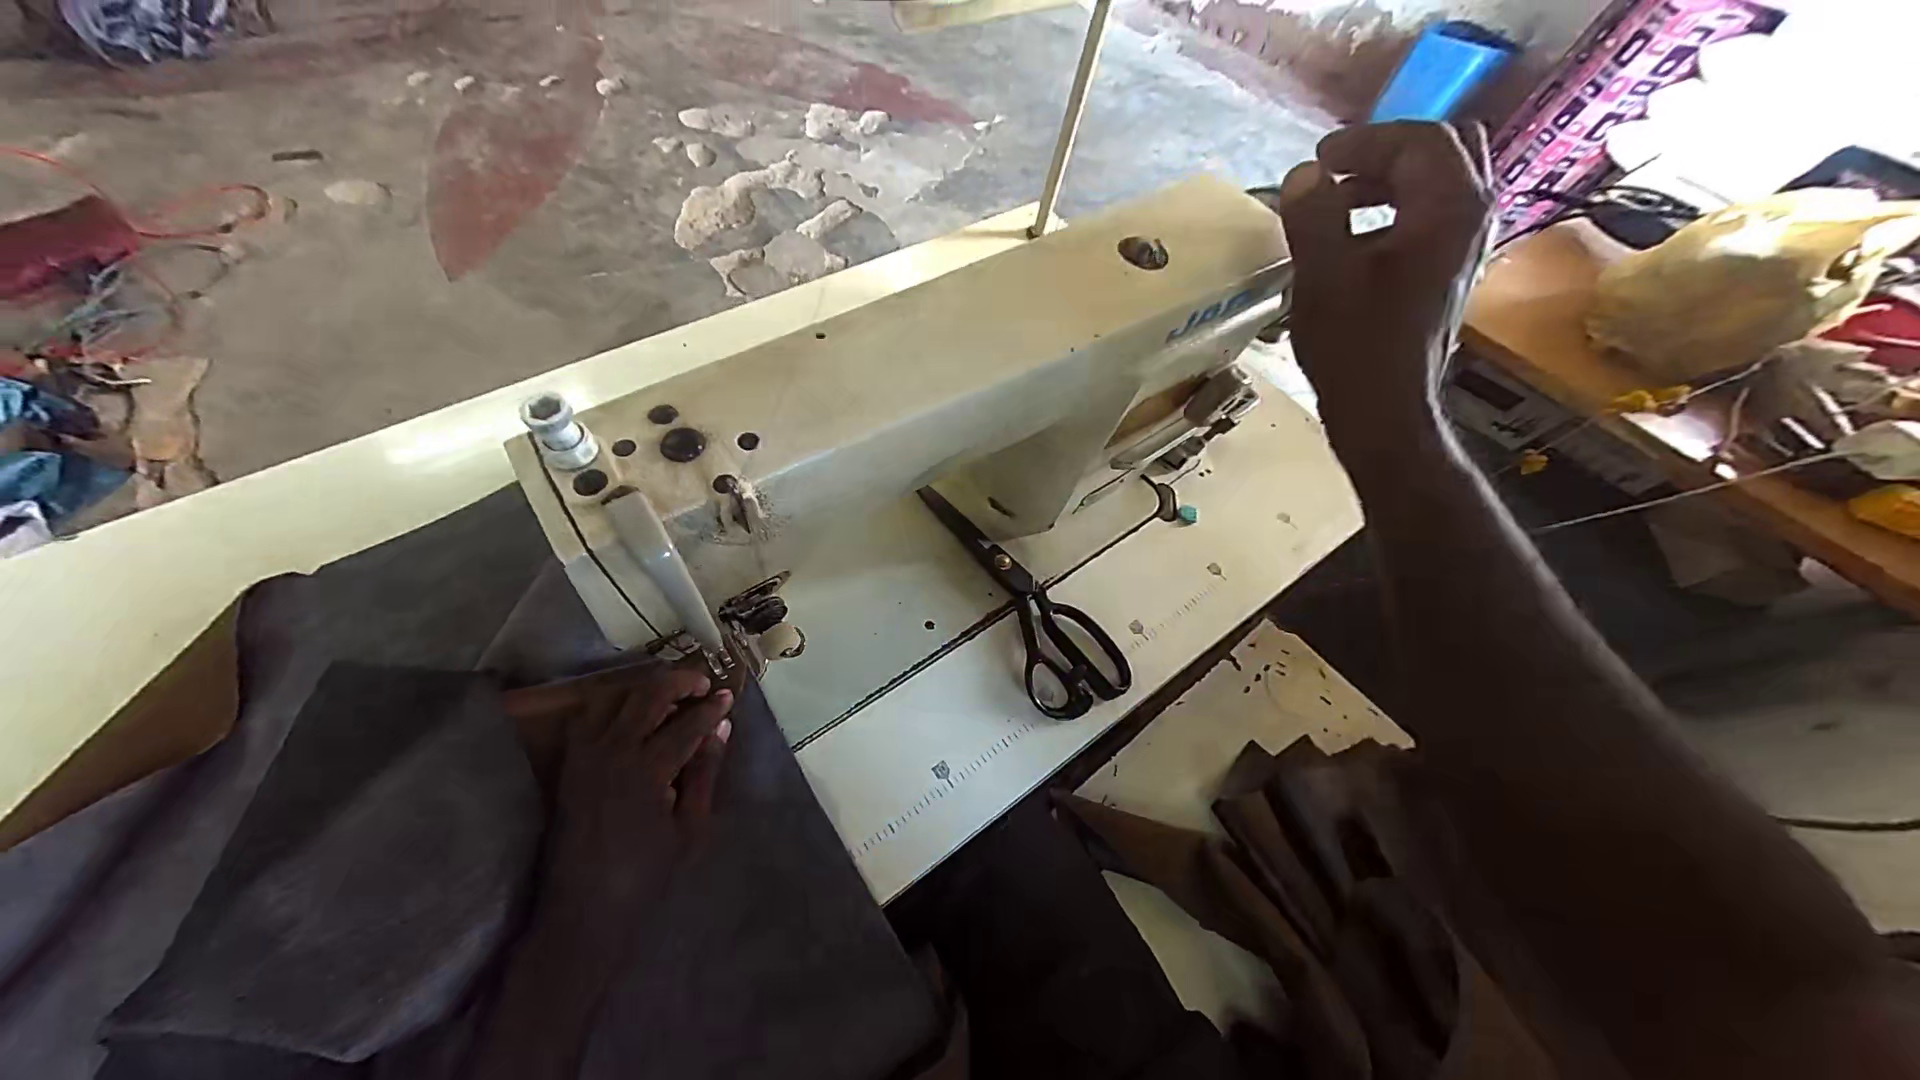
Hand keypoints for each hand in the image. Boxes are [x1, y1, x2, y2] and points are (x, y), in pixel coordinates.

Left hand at [543, 665, 734, 922]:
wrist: (582, 910)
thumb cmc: (646, 872)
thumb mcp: (690, 827)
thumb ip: (705, 772)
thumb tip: (720, 728)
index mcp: (648, 770)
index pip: (687, 723)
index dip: (712, 706)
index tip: (728, 695)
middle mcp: (613, 753)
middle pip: (648, 696)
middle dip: (679, 682)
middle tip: (702, 683)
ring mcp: (585, 756)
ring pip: (614, 698)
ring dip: (645, 689)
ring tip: (669, 695)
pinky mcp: (569, 765)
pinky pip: (589, 716)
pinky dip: (613, 704)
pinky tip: (631, 713)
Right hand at [1278, 121, 1494, 440]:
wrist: (1383, 408)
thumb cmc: (1353, 344)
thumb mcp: (1322, 277)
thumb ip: (1313, 216)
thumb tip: (1304, 176)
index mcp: (1448, 209)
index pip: (1418, 140)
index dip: (1364, 140)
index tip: (1318, 159)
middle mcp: (1473, 217)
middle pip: (1443, 151)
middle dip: (1385, 153)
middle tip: (1335, 173)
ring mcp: (1467, 247)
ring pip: (1440, 184)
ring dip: (1389, 182)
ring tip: (1337, 205)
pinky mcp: (1450, 273)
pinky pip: (1432, 218)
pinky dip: (1395, 212)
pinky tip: (1354, 242)